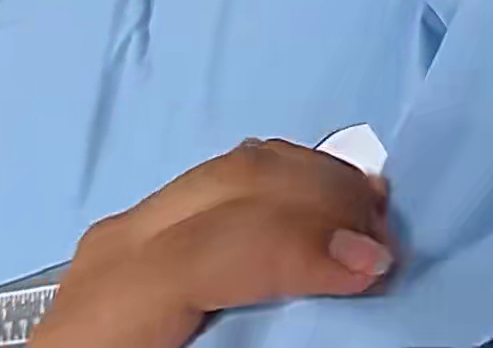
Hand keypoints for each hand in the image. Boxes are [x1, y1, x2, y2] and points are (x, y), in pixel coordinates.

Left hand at [32, 139, 394, 347]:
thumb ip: (262, 339)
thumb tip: (343, 300)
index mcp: (106, 311)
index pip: (206, 250)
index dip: (295, 247)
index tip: (372, 266)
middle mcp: (118, 245)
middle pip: (233, 183)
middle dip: (323, 199)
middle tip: (387, 239)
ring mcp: (139, 219)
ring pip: (242, 162)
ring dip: (318, 178)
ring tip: (373, 208)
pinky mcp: (160, 215)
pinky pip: (237, 172)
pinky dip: (295, 175)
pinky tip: (331, 192)